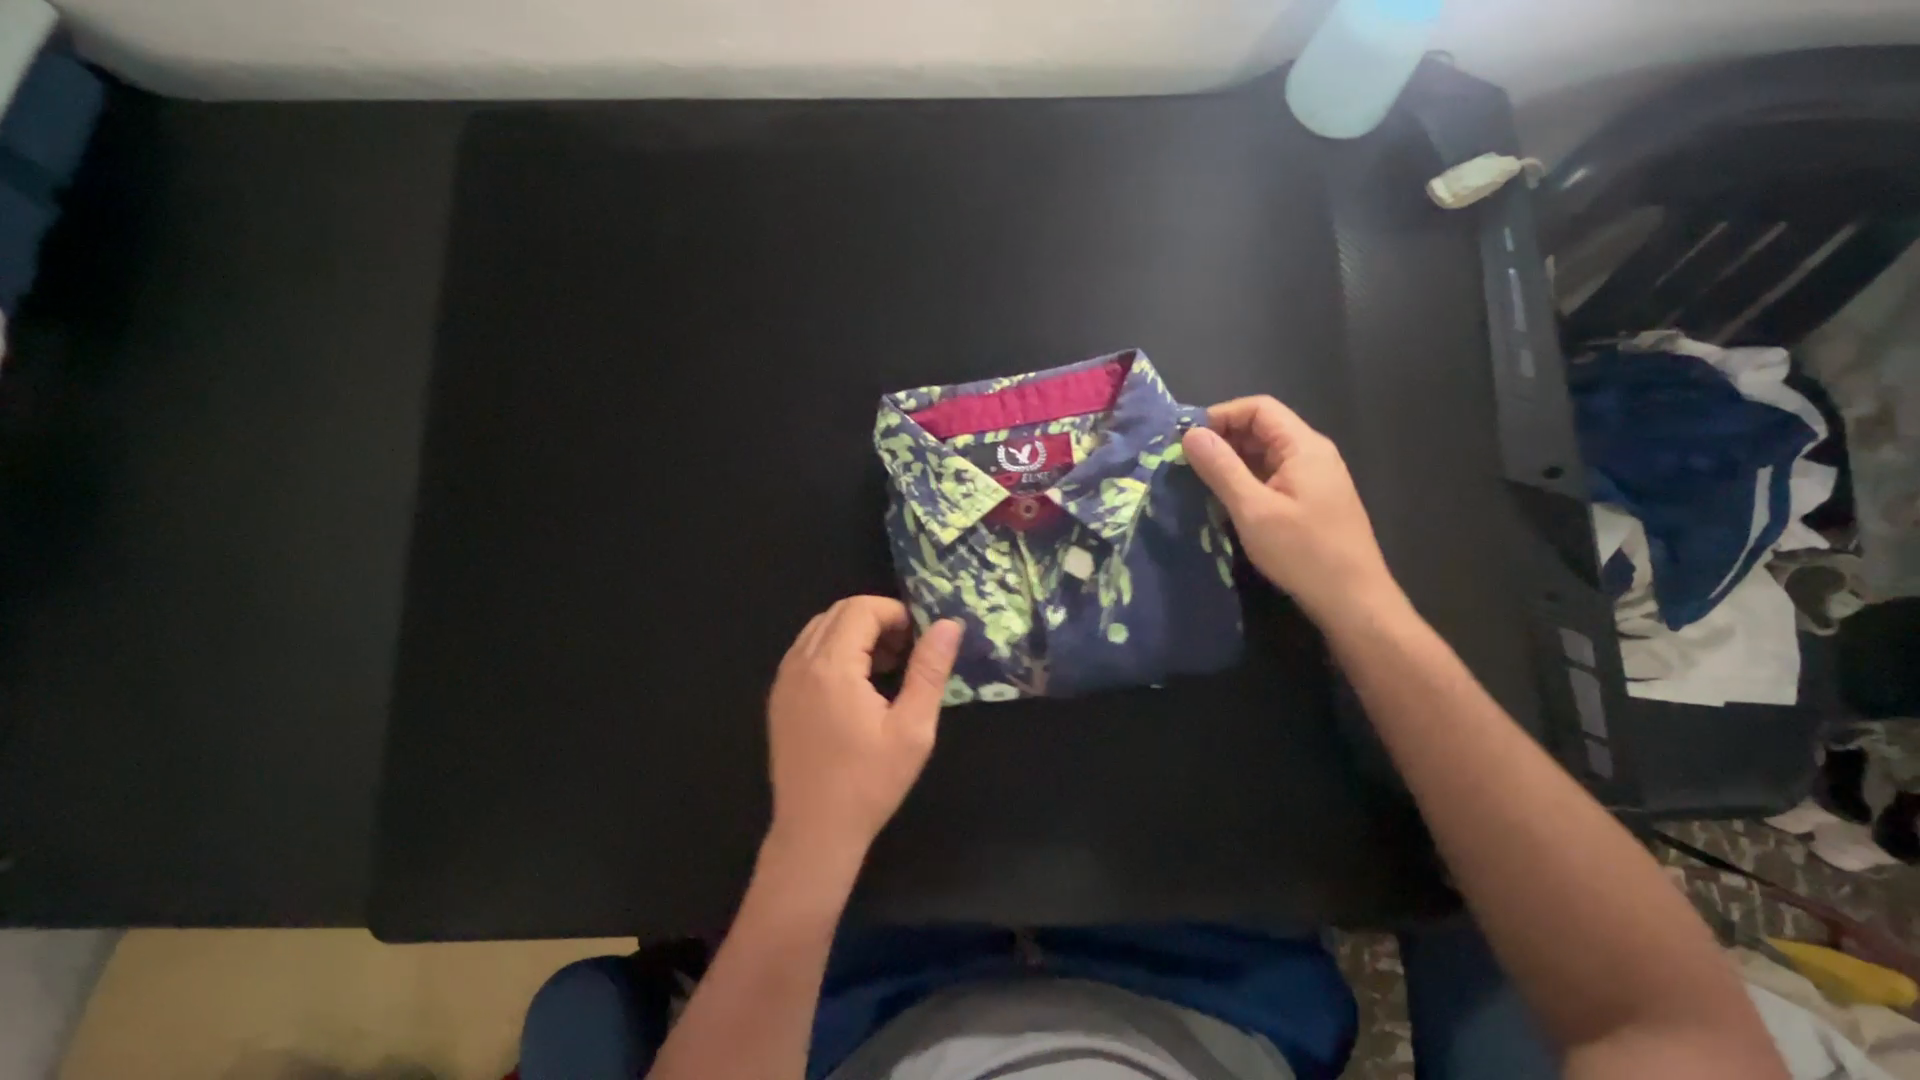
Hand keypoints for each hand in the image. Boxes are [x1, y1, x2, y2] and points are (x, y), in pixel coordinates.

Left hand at [765, 597, 962, 860]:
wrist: (815, 831)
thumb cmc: (869, 782)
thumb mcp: (912, 728)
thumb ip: (929, 670)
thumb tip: (948, 625)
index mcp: (831, 666)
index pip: (861, 608)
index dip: (895, 614)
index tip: (920, 641)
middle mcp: (800, 664)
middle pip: (838, 612)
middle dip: (876, 621)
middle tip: (907, 654)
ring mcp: (784, 681)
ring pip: (819, 630)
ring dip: (854, 635)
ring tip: (885, 670)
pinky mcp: (779, 699)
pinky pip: (805, 653)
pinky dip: (833, 652)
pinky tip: (856, 689)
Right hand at [1182, 396, 1404, 625]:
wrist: (1352, 599)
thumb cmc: (1302, 551)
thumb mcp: (1253, 509)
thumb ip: (1221, 468)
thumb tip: (1190, 434)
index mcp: (1304, 446)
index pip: (1259, 408)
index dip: (1221, 416)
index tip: (1187, 440)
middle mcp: (1313, 454)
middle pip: (1262, 429)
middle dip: (1223, 440)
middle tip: (1186, 464)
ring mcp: (1315, 479)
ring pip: (1266, 455)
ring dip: (1232, 463)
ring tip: (1199, 483)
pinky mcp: (1312, 502)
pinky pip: (1273, 478)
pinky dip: (1247, 482)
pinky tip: (1226, 503)